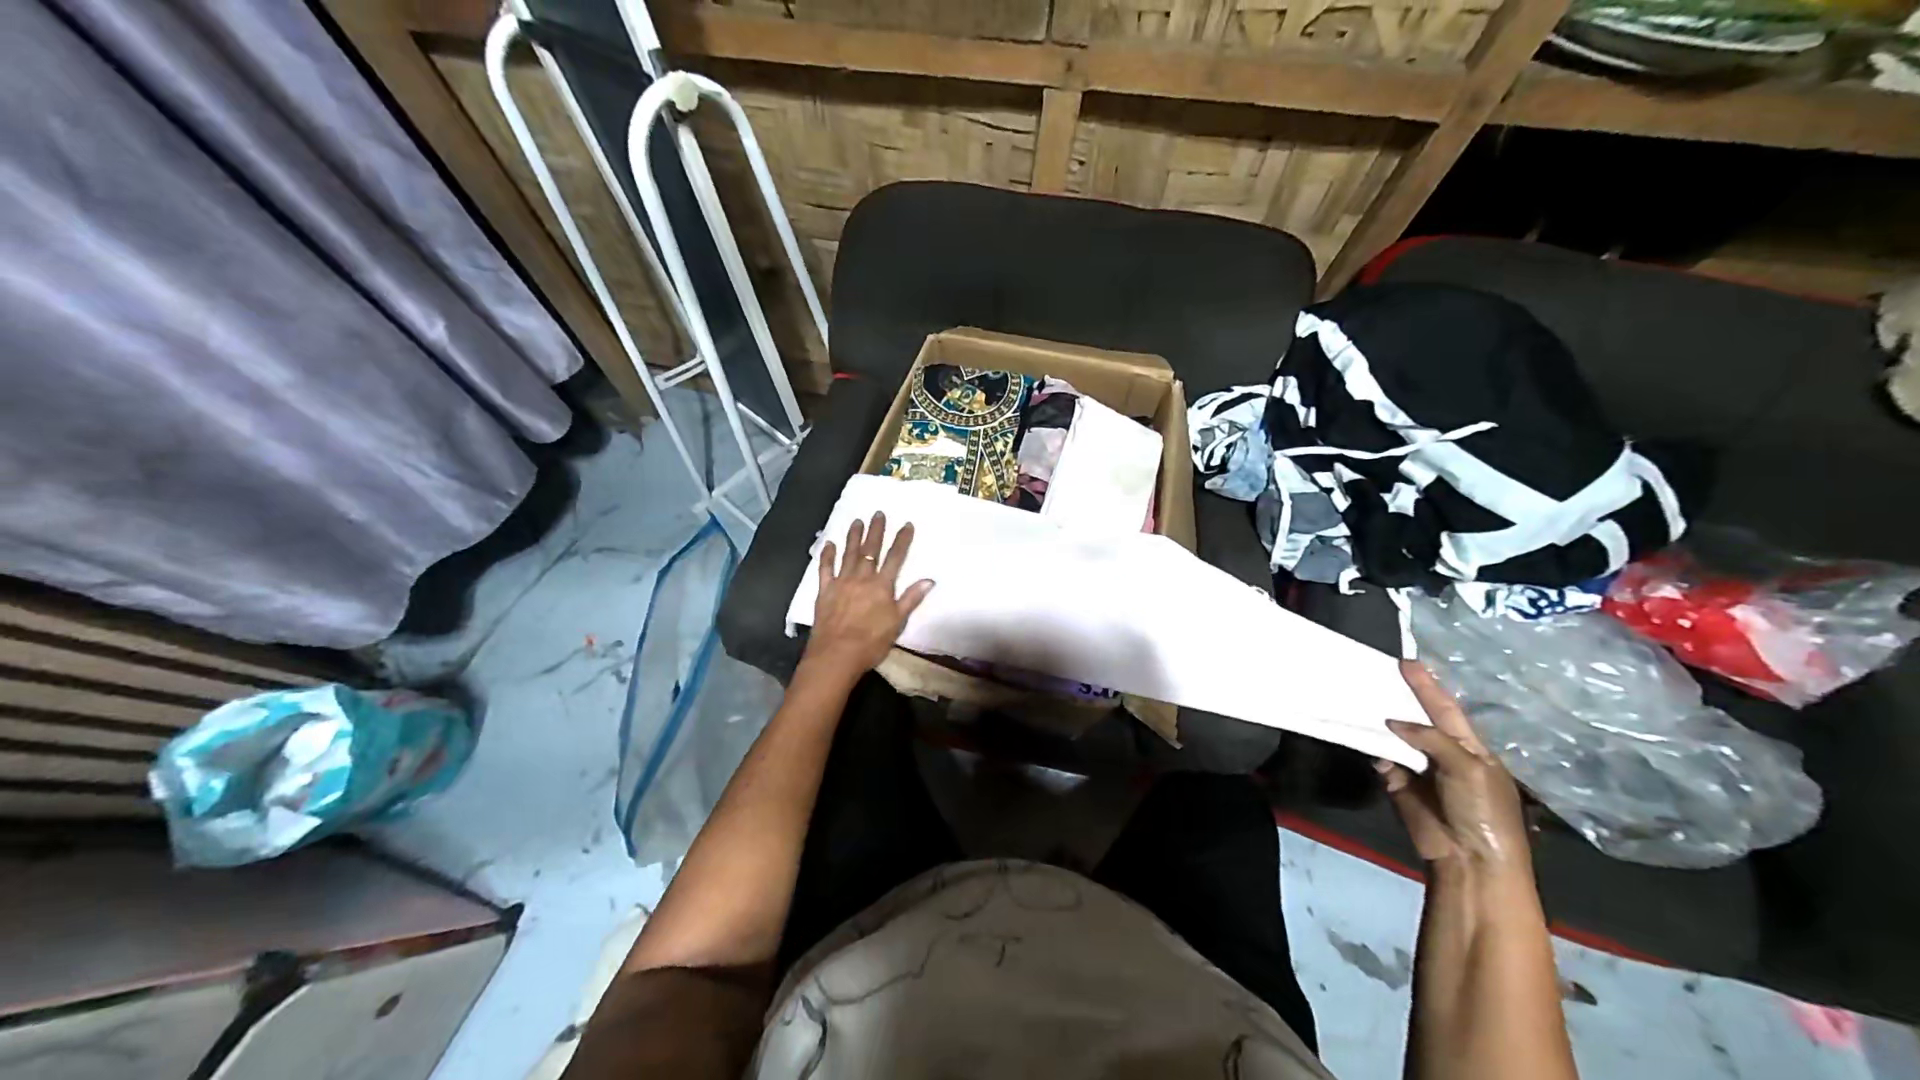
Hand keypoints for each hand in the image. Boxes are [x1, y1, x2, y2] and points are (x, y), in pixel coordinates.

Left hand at [801, 512, 933, 682]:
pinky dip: (827, 555)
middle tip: (878, 513)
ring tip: (857, 521)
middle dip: (876, 531)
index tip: (906, 524)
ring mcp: (841, 582)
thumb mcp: (897, 622)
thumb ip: (911, 599)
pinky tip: (829, 544)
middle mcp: (862, 578)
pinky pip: (825, 568)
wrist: (837, 654)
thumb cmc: (871, 642)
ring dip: (854, 537)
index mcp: (882, 586)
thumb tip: (929, 580)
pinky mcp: (824, 590)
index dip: (902, 540)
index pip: (895, 558)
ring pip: (849, 554)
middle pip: (871, 550)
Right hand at [1379, 660, 1531, 879]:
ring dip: (1380, 722)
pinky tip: (1362, 736)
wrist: (1470, 860)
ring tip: (1359, 697)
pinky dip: (1372, 750)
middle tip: (1375, 673)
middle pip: (1416, 719)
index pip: (1445, 708)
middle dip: (1398, 698)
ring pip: (1394, 738)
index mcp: (1470, 747)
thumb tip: (1391, 722)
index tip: (1407, 661)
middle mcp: (1442, 753)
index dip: (1427, 686)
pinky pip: (1380, 759)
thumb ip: (1431, 739)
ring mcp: (1418, 769)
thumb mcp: (1468, 768)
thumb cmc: (1483, 811)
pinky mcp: (1397, 785)